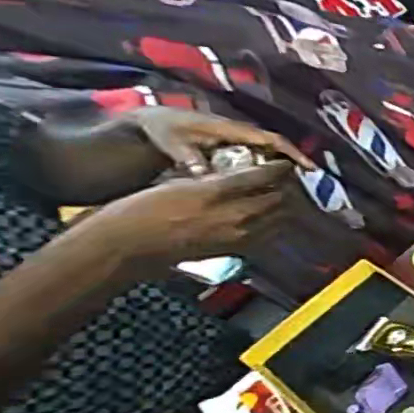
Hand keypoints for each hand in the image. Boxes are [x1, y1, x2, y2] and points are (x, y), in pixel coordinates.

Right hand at [74, 161, 295, 268]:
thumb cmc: (142, 208)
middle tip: (285, 179)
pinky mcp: (238, 249)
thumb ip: (214, 180)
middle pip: (279, 197)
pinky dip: (274, 222)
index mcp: (217, 192)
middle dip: (286, 186)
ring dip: (283, 205)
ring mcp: (240, 234)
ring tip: (279, 196)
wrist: (127, 245)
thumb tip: (238, 174)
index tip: (284, 163)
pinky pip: (268, 233)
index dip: (278, 168)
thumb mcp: (179, 183)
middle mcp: (235, 214)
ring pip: (279, 216)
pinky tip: (268, 216)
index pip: (263, 176)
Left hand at [123, 107, 312, 175]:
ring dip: (282, 165)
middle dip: (294, 162)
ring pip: (269, 151)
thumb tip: (206, 178)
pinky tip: (270, 181)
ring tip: (293, 185)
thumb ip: (192, 160)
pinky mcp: (234, 143)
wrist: (151, 120)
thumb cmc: (164, 130)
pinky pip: (259, 154)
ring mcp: (239, 137)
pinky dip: (268, 166)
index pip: (272, 140)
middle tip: (307, 183)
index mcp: (233, 130)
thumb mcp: (175, 145)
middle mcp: (241, 132)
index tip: (310, 168)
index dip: (293, 153)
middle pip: (277, 147)